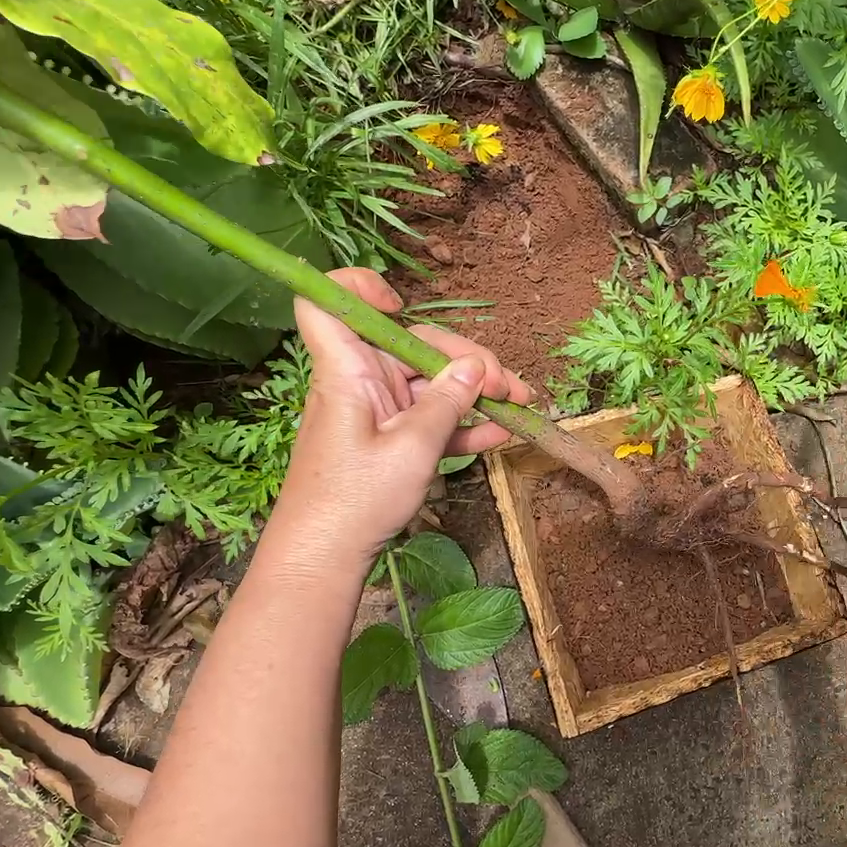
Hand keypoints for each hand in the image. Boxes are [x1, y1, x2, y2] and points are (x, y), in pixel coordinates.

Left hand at [274, 268, 532, 563]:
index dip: (357, 289)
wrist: (325, 557)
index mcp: (348, 371)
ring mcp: (380, 412)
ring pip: (432, 385)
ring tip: (521, 405)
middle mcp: (362, 382)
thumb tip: (475, 368)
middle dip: (466, 360)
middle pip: (413, 347)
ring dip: (477, 394)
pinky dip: (465, 423)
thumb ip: (447, 403)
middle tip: (507, 386)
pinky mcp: (392, 439)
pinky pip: (433, 418)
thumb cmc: (355, 498)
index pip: (328, 304)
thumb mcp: (412, 448)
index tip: (401, 306)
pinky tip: (501, 432)